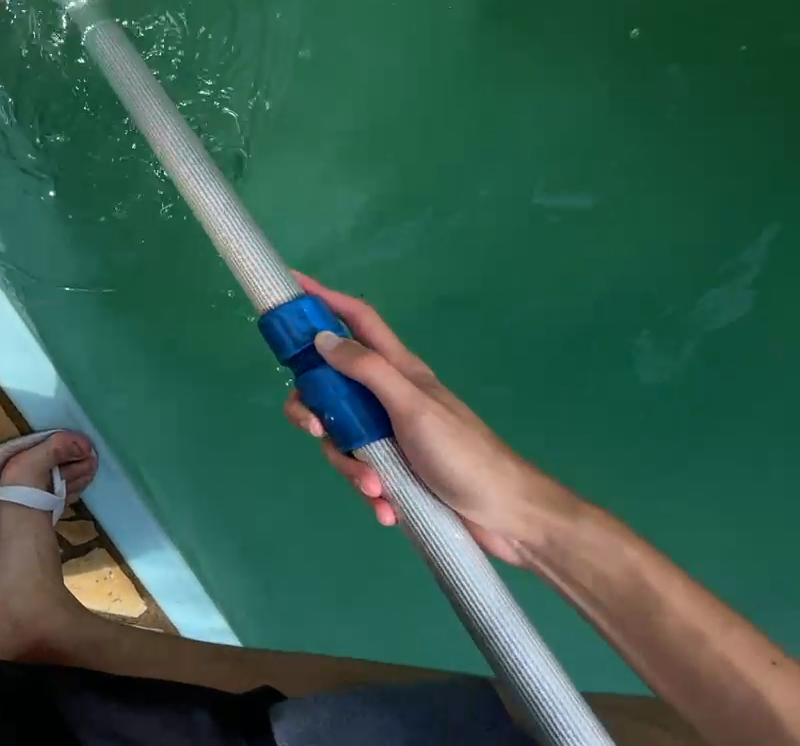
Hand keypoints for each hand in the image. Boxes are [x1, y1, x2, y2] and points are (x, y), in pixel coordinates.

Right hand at [281, 272, 578, 566]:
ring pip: (335, 431)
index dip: (324, 299)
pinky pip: (356, 468)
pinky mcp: (389, 464)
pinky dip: (365, 487)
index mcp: (396, 370)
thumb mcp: (413, 407)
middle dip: (310, 406)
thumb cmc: (467, 455)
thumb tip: (321, 339)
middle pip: (325, 382)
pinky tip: (385, 506)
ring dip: (345, 463)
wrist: (513, 518)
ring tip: (372, 487)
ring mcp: (385, 430)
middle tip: (313, 427)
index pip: (356, 320)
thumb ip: (367, 370)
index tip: (290, 284)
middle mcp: (384, 394)